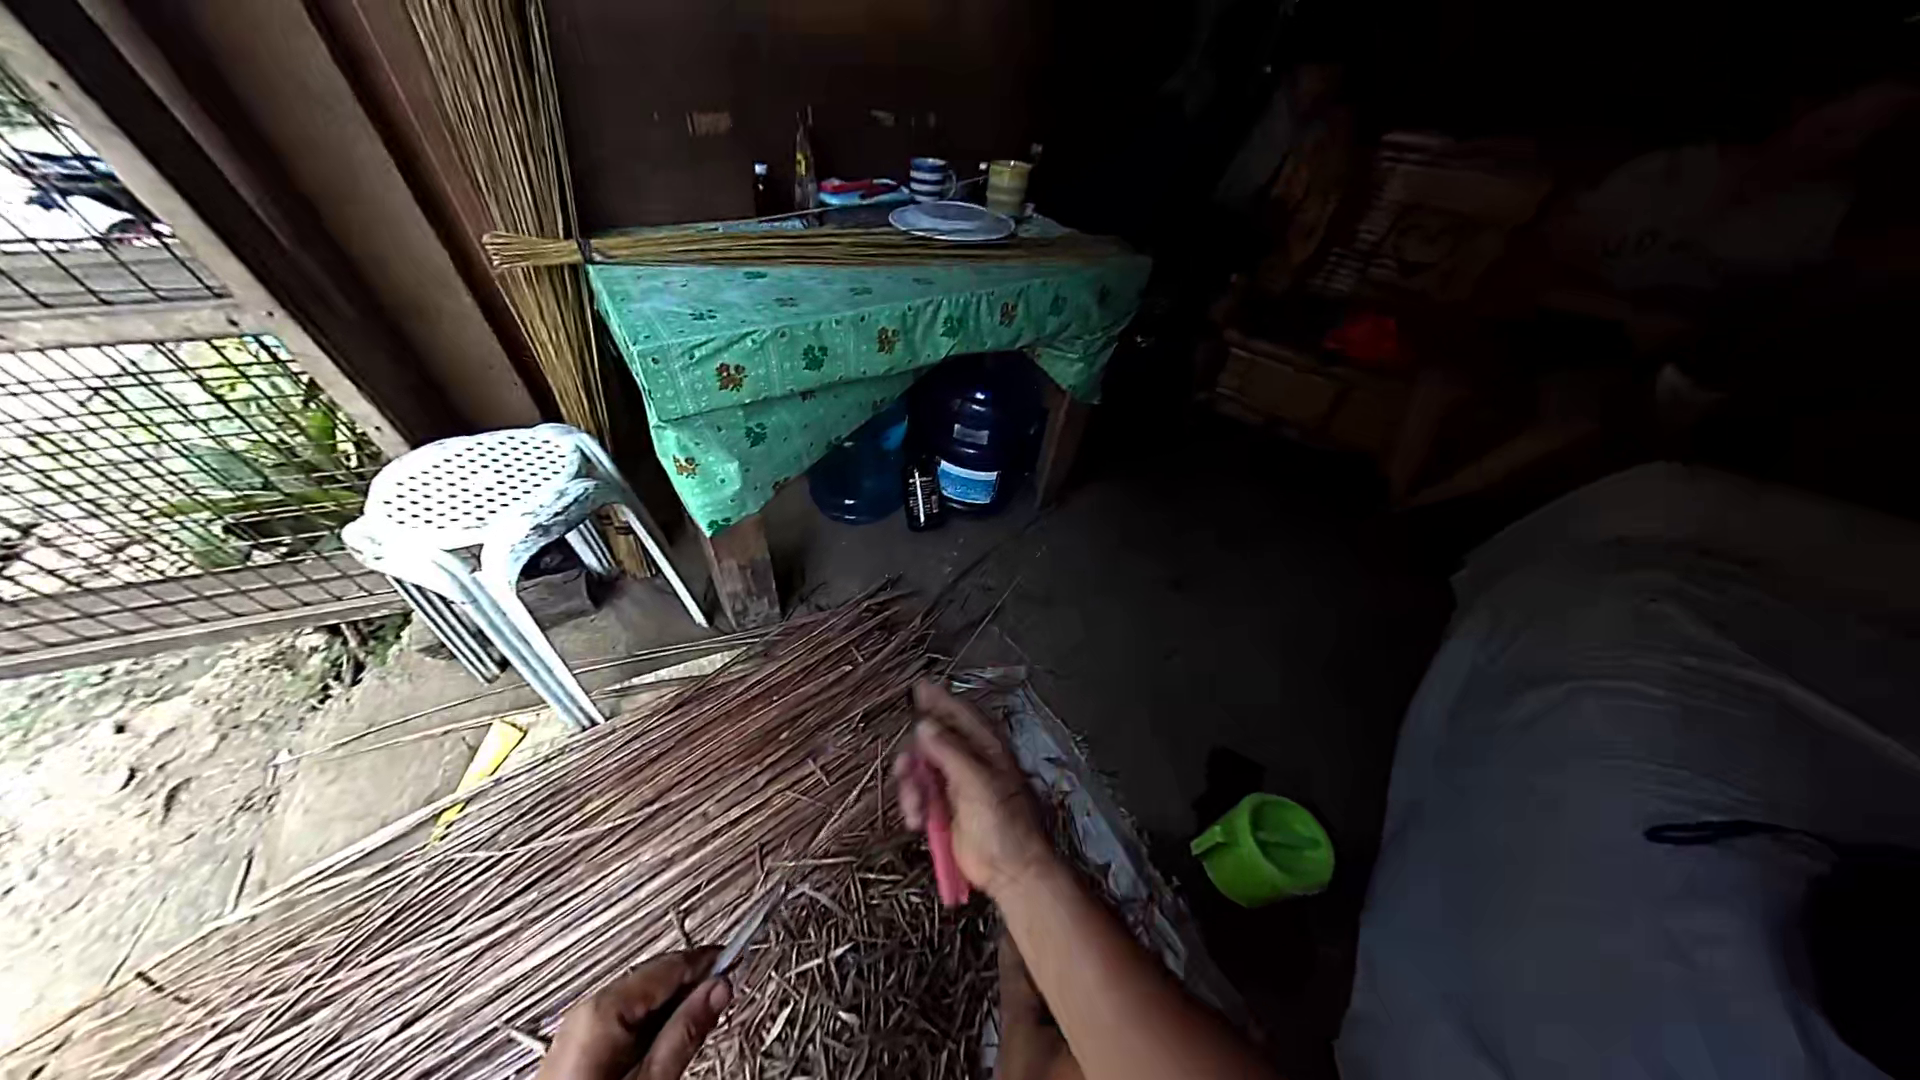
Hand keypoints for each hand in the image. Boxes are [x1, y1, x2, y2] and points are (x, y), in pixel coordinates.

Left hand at [535, 948, 732, 1079]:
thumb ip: (686, 1031)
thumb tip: (718, 988)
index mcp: (605, 1009)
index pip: (671, 964)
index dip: (707, 963)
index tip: (735, 963)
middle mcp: (587, 1010)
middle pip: (655, 978)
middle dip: (690, 986)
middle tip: (722, 998)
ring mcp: (578, 1029)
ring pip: (641, 999)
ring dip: (672, 1007)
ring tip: (696, 1025)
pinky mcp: (576, 1048)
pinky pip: (623, 1019)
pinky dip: (650, 1024)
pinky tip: (665, 1043)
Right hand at [894, 679, 1055, 898]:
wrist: (1007, 870)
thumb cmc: (1003, 824)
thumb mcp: (976, 782)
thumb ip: (948, 751)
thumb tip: (924, 725)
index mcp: (985, 747)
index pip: (959, 714)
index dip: (939, 699)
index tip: (919, 687)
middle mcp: (969, 760)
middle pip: (933, 741)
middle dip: (915, 754)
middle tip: (908, 768)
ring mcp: (955, 784)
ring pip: (921, 769)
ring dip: (912, 786)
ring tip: (916, 807)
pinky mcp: (944, 808)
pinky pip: (919, 795)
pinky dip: (913, 805)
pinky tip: (918, 820)